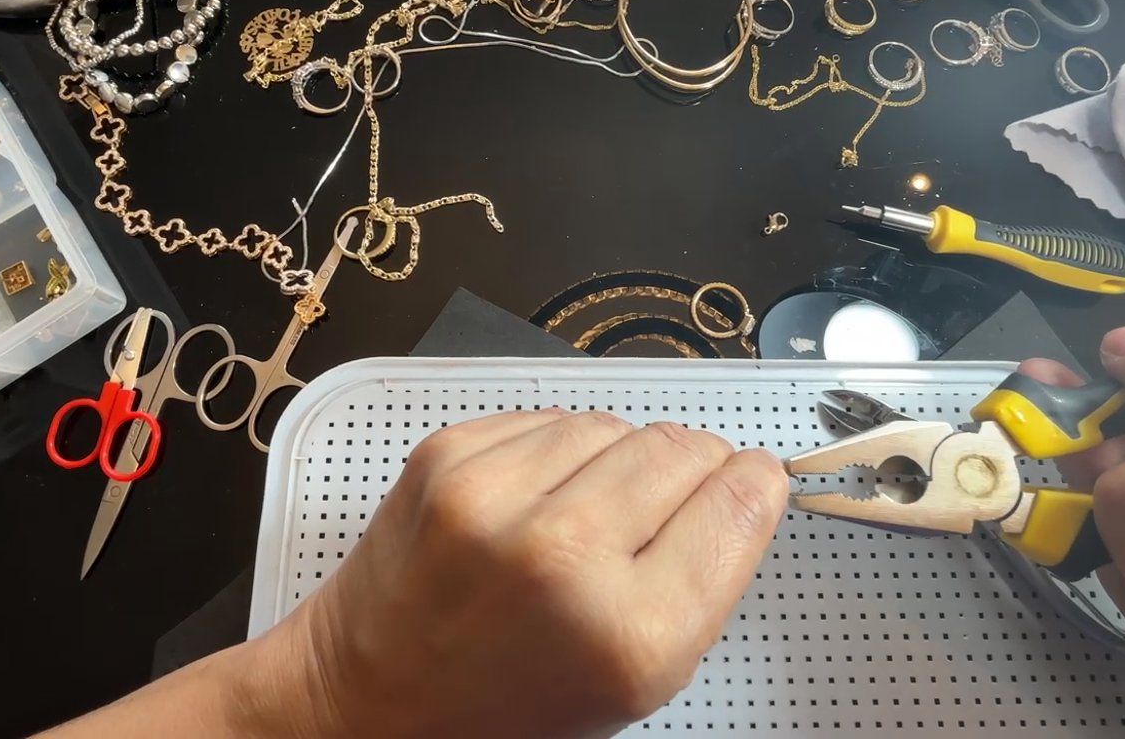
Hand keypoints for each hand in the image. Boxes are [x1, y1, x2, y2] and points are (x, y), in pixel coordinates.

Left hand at [273, 409, 788, 738]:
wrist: (371, 694)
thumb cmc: (502, 707)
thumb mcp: (629, 679)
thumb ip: (697, 579)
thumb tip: (739, 484)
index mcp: (625, 636)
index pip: (734, 507)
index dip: (752, 484)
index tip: (753, 476)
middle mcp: (559, 553)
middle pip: (677, 447)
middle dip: (692, 462)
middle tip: (673, 490)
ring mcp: (493, 492)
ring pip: (610, 422)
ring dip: (617, 453)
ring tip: (588, 503)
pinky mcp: (447, 452)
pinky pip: (545, 417)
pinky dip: (557, 446)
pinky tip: (536, 491)